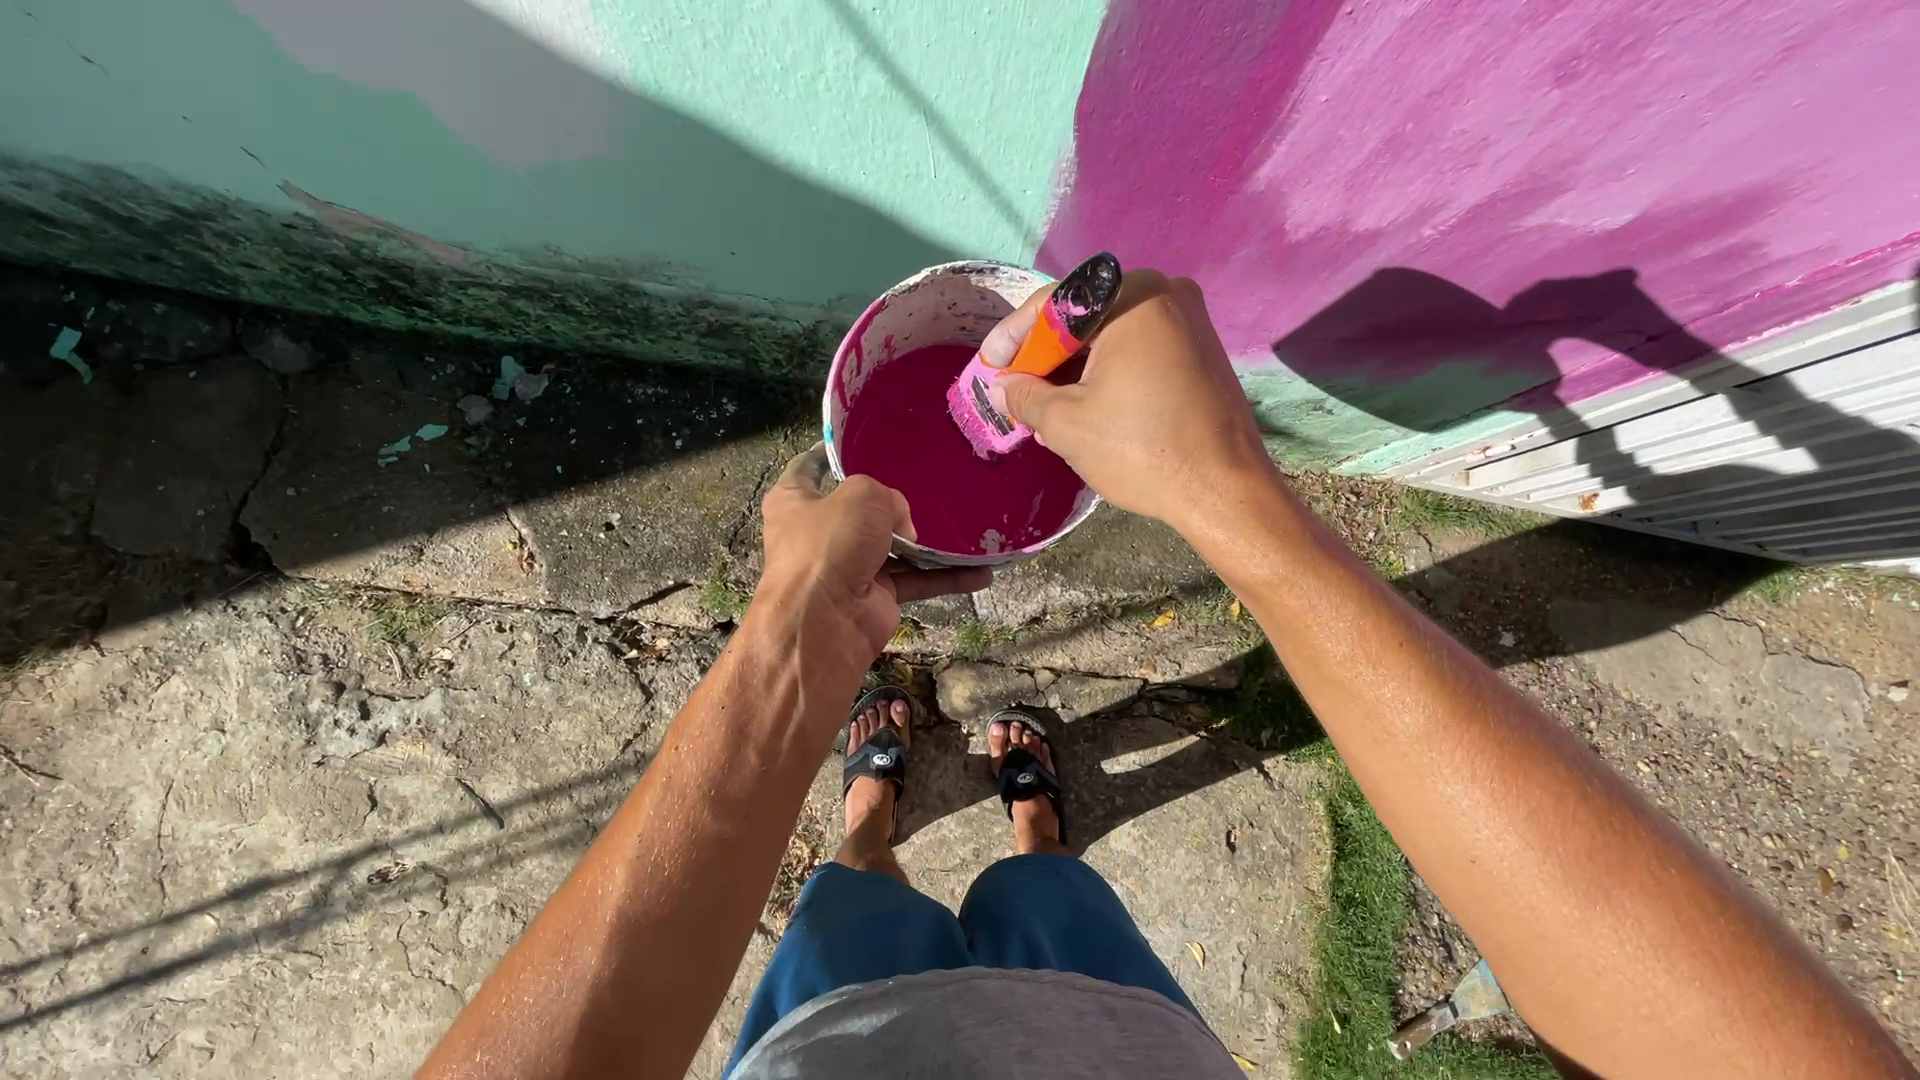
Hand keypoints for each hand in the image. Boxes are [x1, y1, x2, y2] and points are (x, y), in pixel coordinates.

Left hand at [755, 443, 991, 658]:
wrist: (824, 621)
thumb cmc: (829, 543)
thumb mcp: (861, 495)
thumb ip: (887, 496)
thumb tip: (903, 529)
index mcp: (795, 501)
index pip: (809, 468)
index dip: (830, 454)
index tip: (858, 440)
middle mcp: (819, 533)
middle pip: (861, 510)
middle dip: (892, 503)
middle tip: (928, 486)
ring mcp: (848, 567)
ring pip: (895, 549)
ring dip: (930, 544)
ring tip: (966, 527)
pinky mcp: (875, 596)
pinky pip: (915, 581)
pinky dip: (945, 578)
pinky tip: (980, 573)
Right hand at [981, 270, 1273, 529]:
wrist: (1224, 491)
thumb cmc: (1140, 449)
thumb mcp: (1066, 423)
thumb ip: (1024, 396)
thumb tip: (1003, 386)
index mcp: (1132, 296)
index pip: (1053, 305)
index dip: (1013, 337)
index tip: (989, 366)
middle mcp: (1166, 292)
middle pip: (1084, 317)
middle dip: (1044, 356)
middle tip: (1014, 387)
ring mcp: (1189, 320)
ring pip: (1111, 336)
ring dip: (1073, 367)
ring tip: (1043, 405)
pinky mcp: (1201, 350)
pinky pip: (1138, 349)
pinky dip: (1106, 371)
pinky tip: (1085, 403)